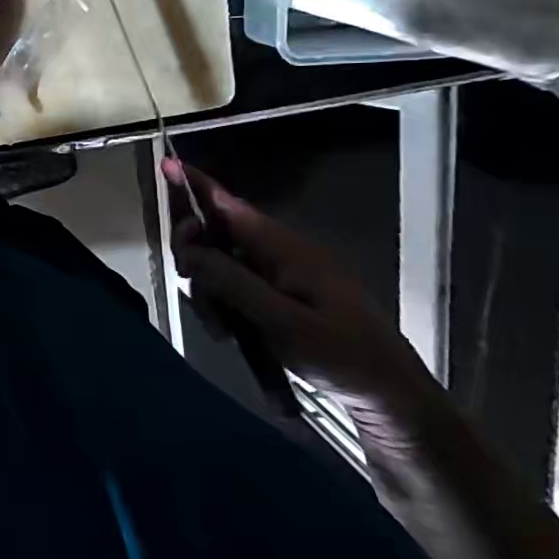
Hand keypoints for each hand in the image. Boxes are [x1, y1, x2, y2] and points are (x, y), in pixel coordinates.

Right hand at [163, 158, 439, 414]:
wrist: (389, 394)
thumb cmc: (341, 355)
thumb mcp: (283, 321)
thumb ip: (233, 283)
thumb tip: (189, 250)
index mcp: (286, 249)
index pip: (231, 207)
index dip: (198, 185)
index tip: (169, 164)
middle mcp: (280, 255)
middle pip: (220, 237)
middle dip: (196, 256)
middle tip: (193, 285)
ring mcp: (281, 277)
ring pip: (224, 266)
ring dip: (211, 291)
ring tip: (221, 329)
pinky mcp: (282, 298)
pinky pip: (238, 287)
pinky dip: (226, 305)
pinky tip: (231, 333)